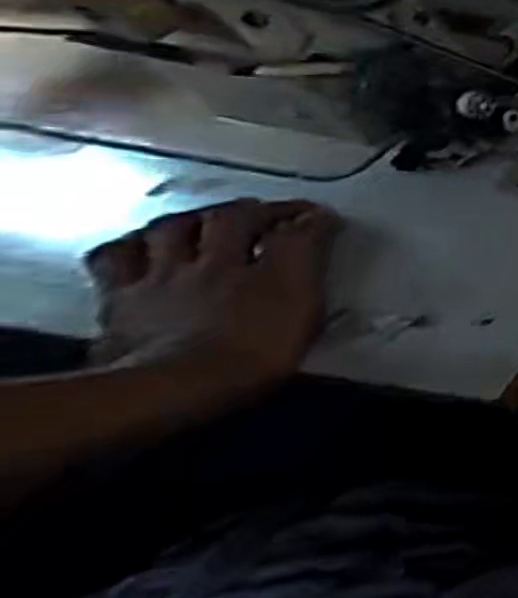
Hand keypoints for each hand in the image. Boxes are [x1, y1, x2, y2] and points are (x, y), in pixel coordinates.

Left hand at [84, 200, 341, 391]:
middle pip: (232, 218)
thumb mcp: (308, 311)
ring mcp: (162, 280)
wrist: (175, 387)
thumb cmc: (255, 354)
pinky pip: (115, 258)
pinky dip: (129, 244)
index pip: (298, 231)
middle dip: (253, 210)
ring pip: (172, 229)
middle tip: (264, 210)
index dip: (312, 220)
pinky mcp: (119, 301)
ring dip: (192, 218)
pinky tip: (138, 245)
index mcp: (268, 270)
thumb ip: (311, 267)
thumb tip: (320, 229)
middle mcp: (214, 263)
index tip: (323, 218)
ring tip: (203, 219)